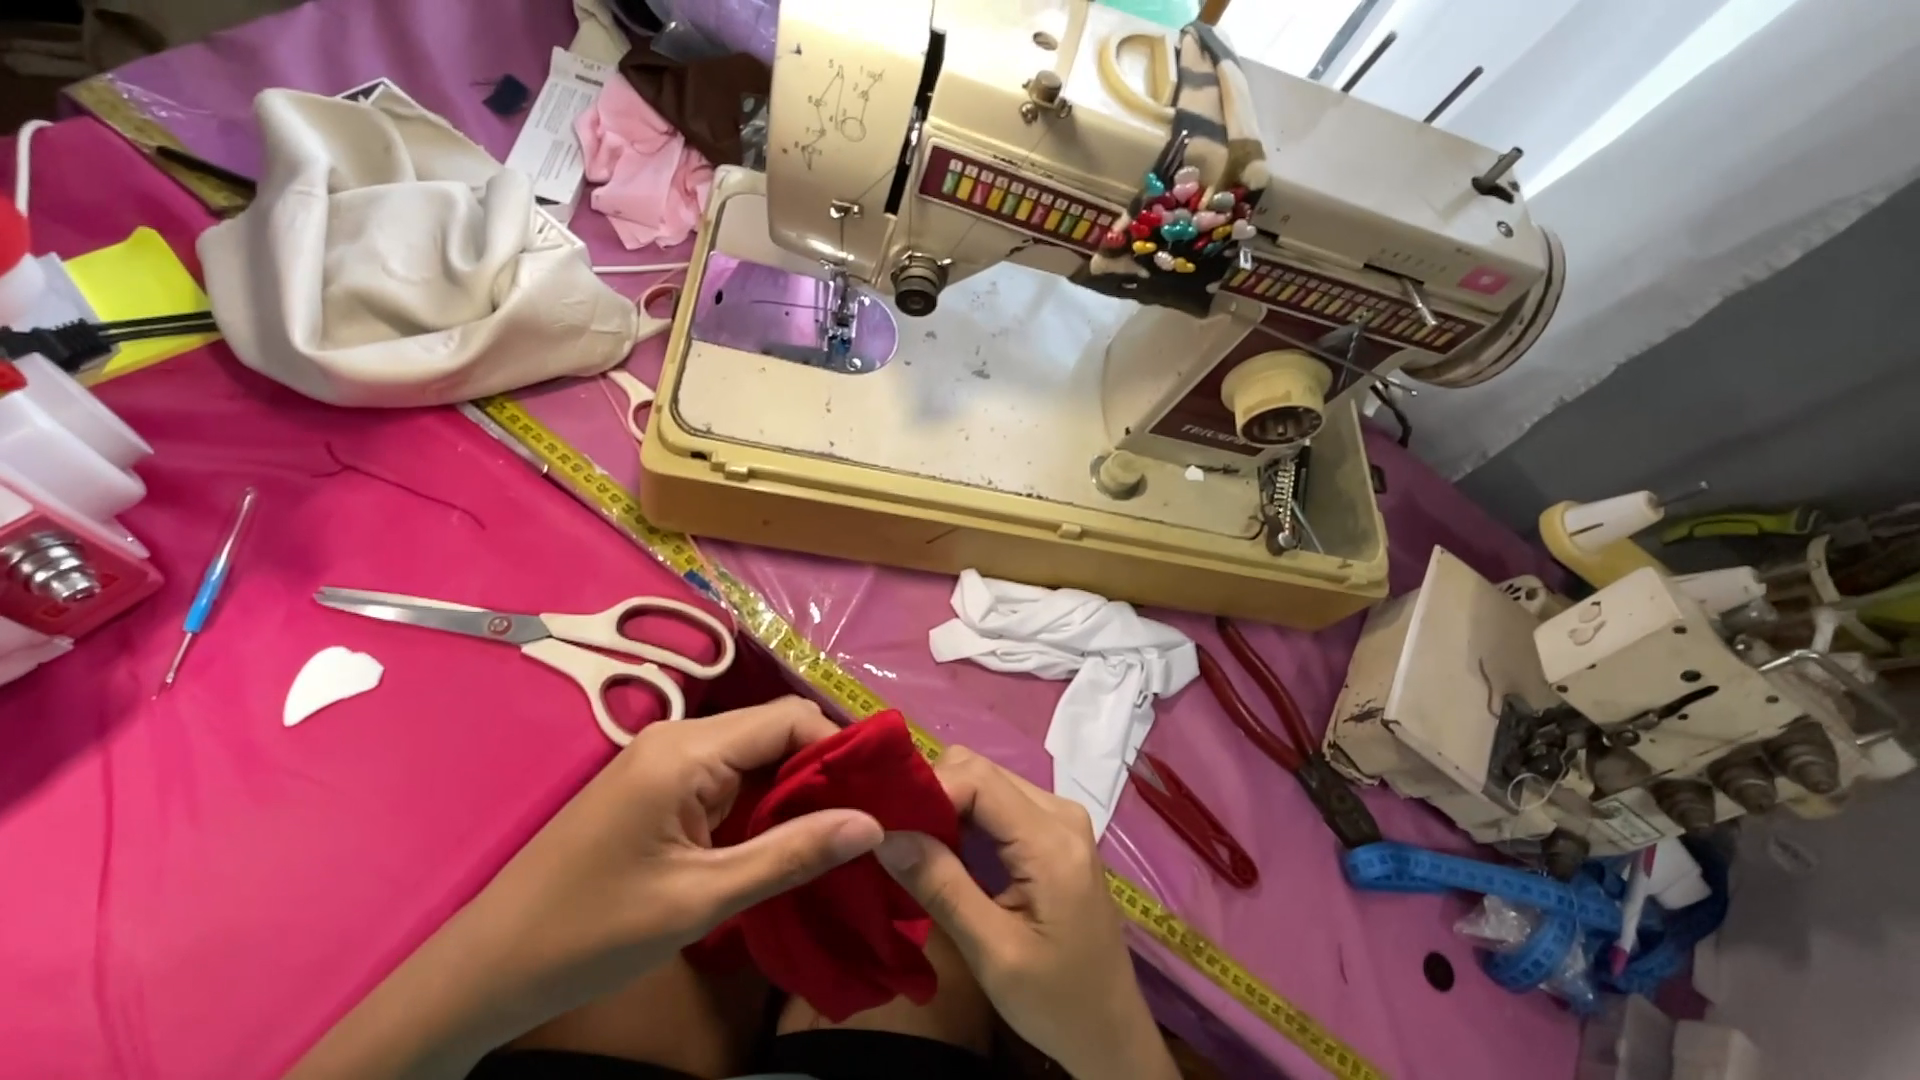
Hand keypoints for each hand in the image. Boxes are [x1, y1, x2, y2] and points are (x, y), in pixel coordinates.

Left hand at [289, 697, 882, 1078]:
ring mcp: (663, 763)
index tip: (885, 794)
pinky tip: (789, 843)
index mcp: (686, 751)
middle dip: (827, 773)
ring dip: (798, 794)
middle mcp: (678, 739)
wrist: (489, 967)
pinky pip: (728, 782)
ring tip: (842, 836)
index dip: (843, 749)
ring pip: (755, 759)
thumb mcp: (703, 900)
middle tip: (873, 822)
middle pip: (775, 734)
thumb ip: (792, 855)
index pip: (790, 719)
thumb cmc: (593, 932)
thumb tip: (874, 823)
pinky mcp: (657, 789)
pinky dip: (764, 807)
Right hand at [876, 748, 1177, 1079]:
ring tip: (910, 846)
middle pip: (980, 770)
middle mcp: (1060, 813)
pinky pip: (998, 803)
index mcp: (1051, 840)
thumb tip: (885, 834)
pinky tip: (942, 852)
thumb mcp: (992, 953)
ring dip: (944, 805)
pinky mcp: (1053, 833)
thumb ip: (941, 887)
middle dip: (931, 794)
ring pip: (985, 781)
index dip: (926, 789)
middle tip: (892, 836)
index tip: (884, 822)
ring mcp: (1060, 819)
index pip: (976, 778)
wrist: (1109, 1029)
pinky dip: (963, 818)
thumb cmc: (1056, 1000)